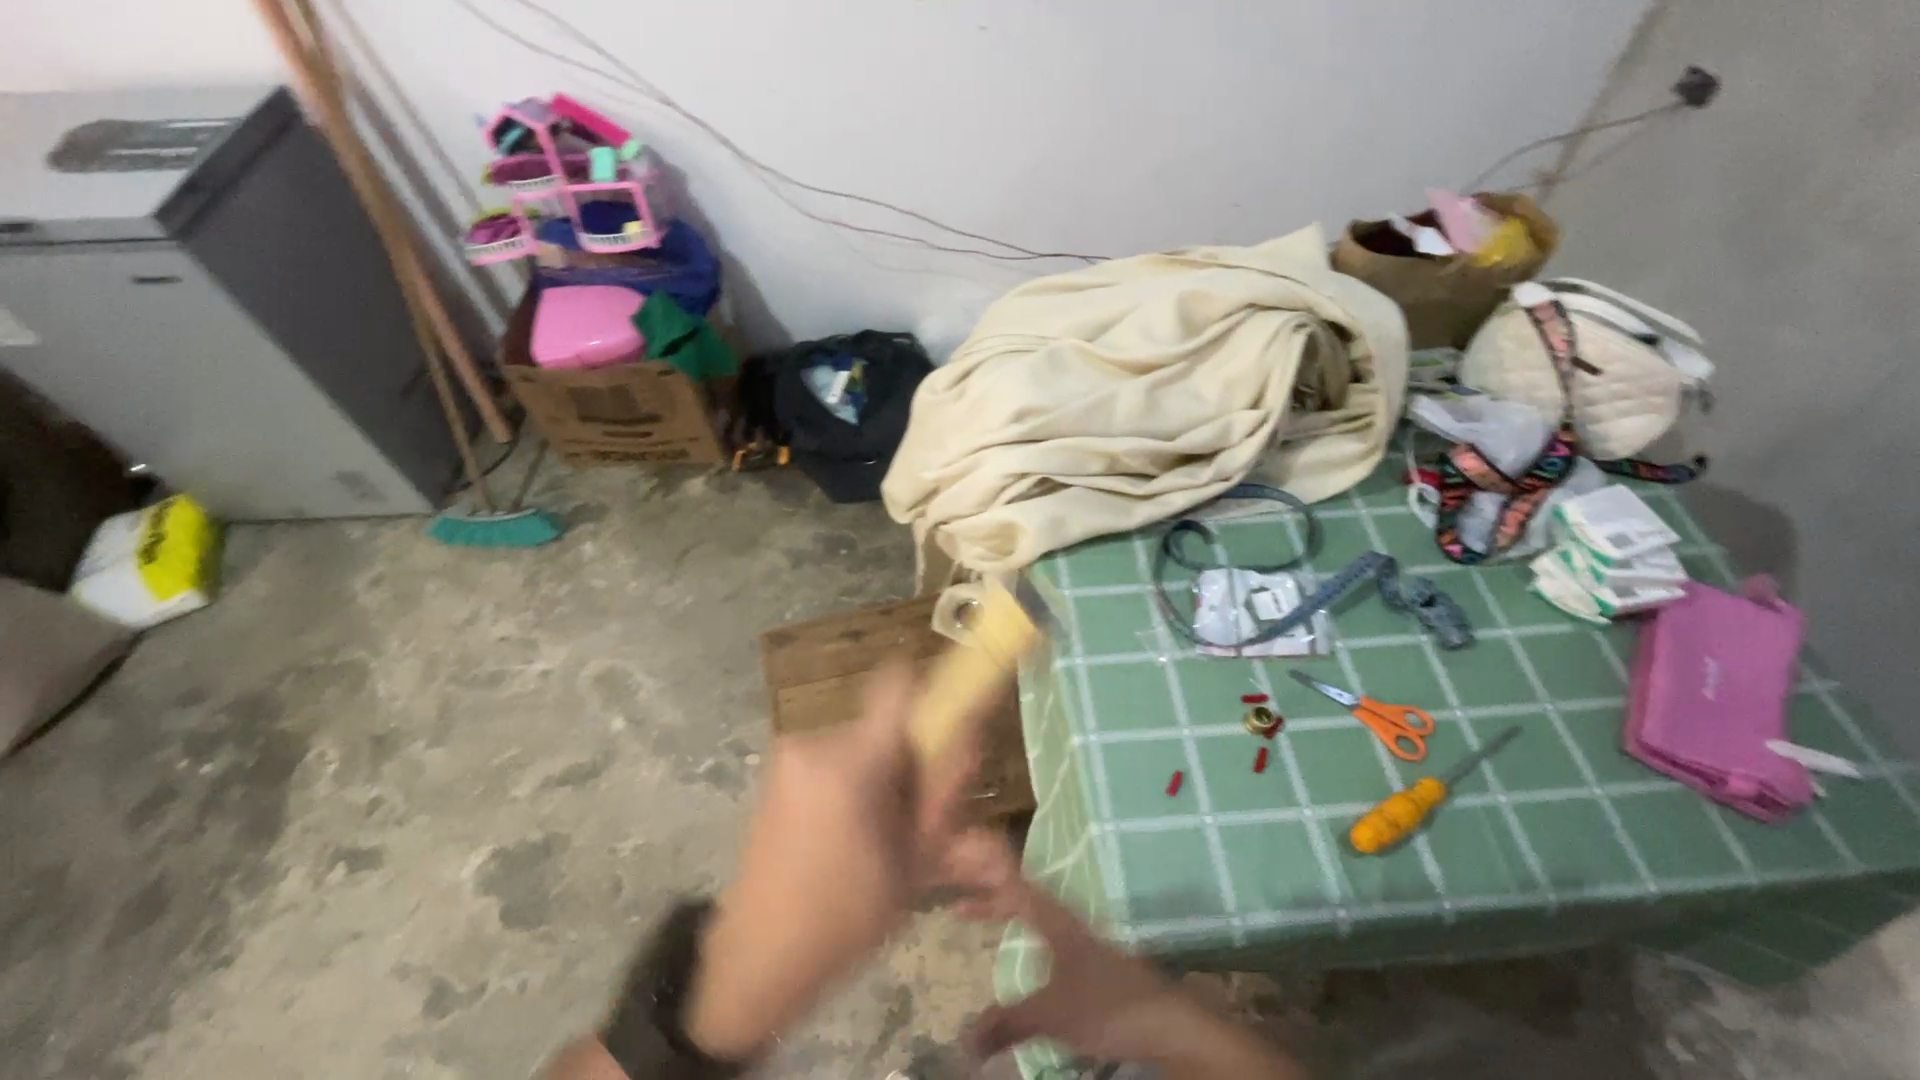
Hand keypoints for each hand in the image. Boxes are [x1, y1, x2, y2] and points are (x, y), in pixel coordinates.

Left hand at [685, 661, 1006, 1059]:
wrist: (758, 958)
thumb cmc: (845, 917)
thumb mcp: (915, 861)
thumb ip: (945, 792)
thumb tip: (968, 735)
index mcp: (852, 762)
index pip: (899, 686)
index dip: (931, 698)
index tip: (945, 737)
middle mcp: (815, 743)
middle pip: (886, 726)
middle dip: (908, 763)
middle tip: (910, 823)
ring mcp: (788, 756)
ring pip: (861, 747)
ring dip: (879, 778)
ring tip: (875, 838)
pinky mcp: (774, 773)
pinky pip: (833, 761)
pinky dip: (850, 786)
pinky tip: (844, 838)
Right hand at [961, 842, 1192, 1064]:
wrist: (1172, 1025)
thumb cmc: (1107, 1007)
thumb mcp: (1050, 1014)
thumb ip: (1006, 1023)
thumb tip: (964, 1041)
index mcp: (1059, 923)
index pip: (1016, 891)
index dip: (986, 891)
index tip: (957, 892)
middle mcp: (1075, 925)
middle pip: (1030, 901)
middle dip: (997, 903)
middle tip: (968, 909)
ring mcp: (1093, 944)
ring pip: (1046, 920)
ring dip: (1019, 919)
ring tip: (996, 924)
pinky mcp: (1105, 967)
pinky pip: (1059, 943)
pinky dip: (1037, 944)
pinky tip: (1035, 965)